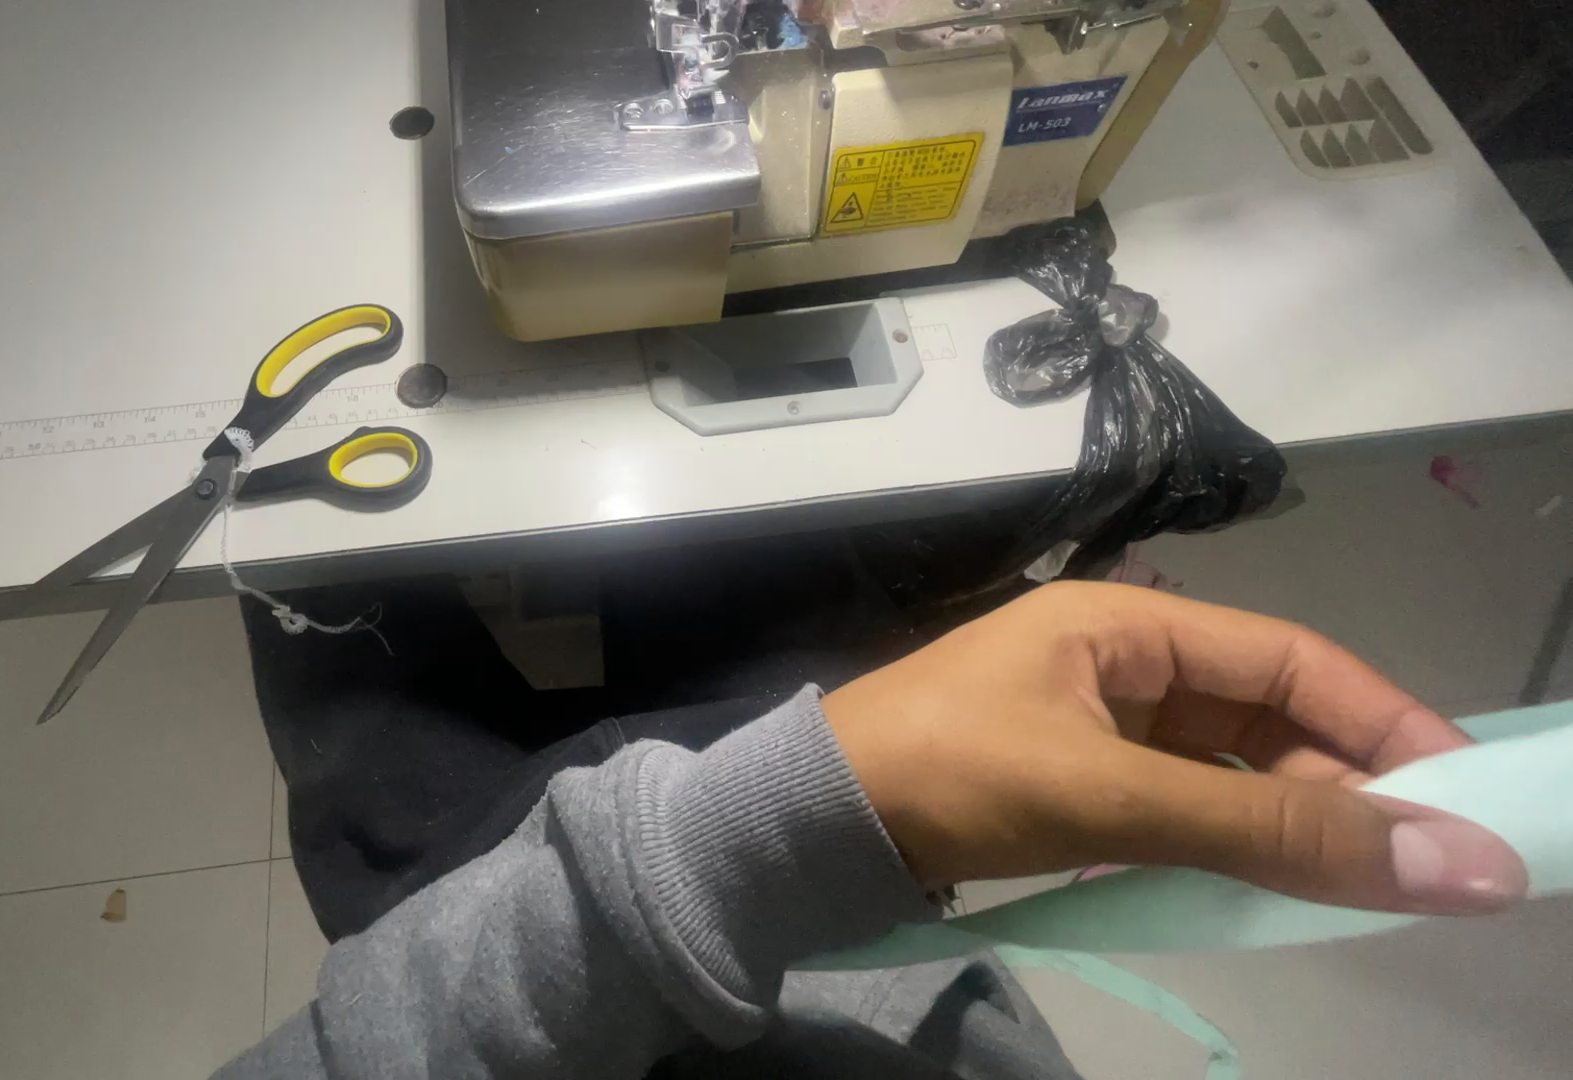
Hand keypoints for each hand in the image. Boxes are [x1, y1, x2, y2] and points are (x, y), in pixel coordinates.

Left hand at [821, 582, 1527, 914]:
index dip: (1384, 719)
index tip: (1471, 808)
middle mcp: (1104, 655)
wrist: (828, 808)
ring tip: (1336, 885)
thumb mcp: (1108, 797)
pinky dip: (1214, 830)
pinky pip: (1167, 789)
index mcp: (1112, 624)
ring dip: (1277, 813)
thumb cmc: (953, 773)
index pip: (1282, 656)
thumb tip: (1471, 865)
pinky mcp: (1063, 763)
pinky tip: (1248, 876)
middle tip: (1405, 872)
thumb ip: (1272, 830)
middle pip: (1254, 708)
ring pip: (1216, 756)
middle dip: (1334, 779)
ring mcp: (1082, 711)